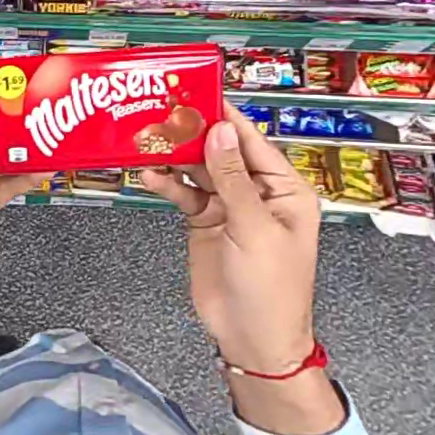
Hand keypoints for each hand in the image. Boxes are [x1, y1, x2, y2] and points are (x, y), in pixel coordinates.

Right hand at [141, 104, 322, 374]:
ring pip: (199, 169)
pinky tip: (151, 175)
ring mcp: (228, 205)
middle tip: (164, 114)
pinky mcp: (205, 219)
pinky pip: (184, 192)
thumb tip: (220, 133)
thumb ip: (233, 179)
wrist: (251, 338)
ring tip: (150, 141)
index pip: (251, 141)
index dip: (225, 117)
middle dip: (193, 134)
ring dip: (176, 157)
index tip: (199, 95)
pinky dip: (167, 184)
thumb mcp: (254, 229)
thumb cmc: (272, 291)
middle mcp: (256, 191)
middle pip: (221, 151)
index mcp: (283, 189)